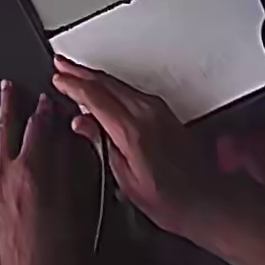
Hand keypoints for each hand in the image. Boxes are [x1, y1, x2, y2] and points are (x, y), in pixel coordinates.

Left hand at [0, 80, 80, 264]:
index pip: (38, 128)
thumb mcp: (75, 212)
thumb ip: (70, 173)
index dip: (43, 110)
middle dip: (8, 103)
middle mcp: (5, 175)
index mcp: (32, 172)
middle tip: (7, 86)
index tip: (46, 99)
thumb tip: (69, 146)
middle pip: (5, 127)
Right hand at [50, 55, 231, 238]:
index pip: (95, 96)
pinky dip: (108, 83)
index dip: (73, 85)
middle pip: (104, 81)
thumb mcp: (127, 182)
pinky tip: (100, 85)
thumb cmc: (170, 200)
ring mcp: (155, 107)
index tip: (57, 79)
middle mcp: (145, 112)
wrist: (206, 200)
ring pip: (116, 82)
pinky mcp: (161, 109)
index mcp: (132, 130)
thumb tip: (81, 123)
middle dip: (79, 71)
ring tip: (73, 71)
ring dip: (92, 75)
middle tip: (60, 63)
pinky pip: (127, 88)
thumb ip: (102, 146)